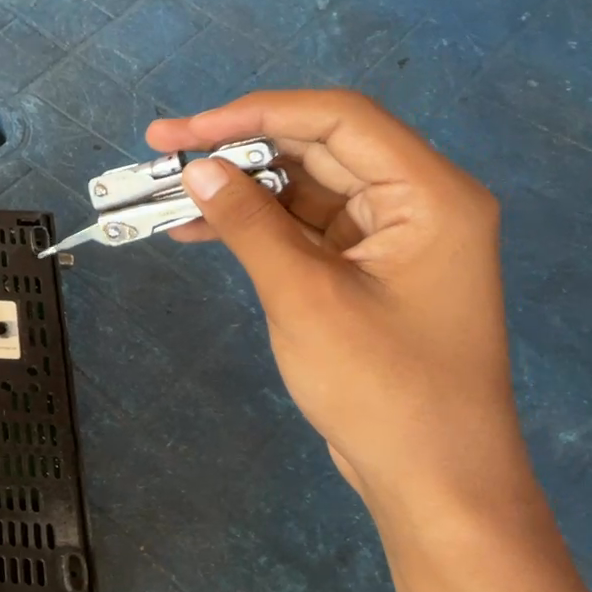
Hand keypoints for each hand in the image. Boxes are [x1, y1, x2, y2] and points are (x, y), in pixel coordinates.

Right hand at [146, 91, 529, 524]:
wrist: (430, 478)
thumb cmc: (381, 386)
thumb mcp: (304, 296)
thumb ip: (249, 223)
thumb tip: (196, 169)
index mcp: (428, 195)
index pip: (337, 120)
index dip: (253, 113)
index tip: (181, 132)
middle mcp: (415, 202)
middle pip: (317, 148)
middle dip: (236, 147)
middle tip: (161, 151)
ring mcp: (388, 237)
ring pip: (301, 187)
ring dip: (236, 189)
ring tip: (166, 193)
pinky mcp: (362, 269)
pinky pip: (299, 227)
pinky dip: (250, 225)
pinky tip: (196, 229)